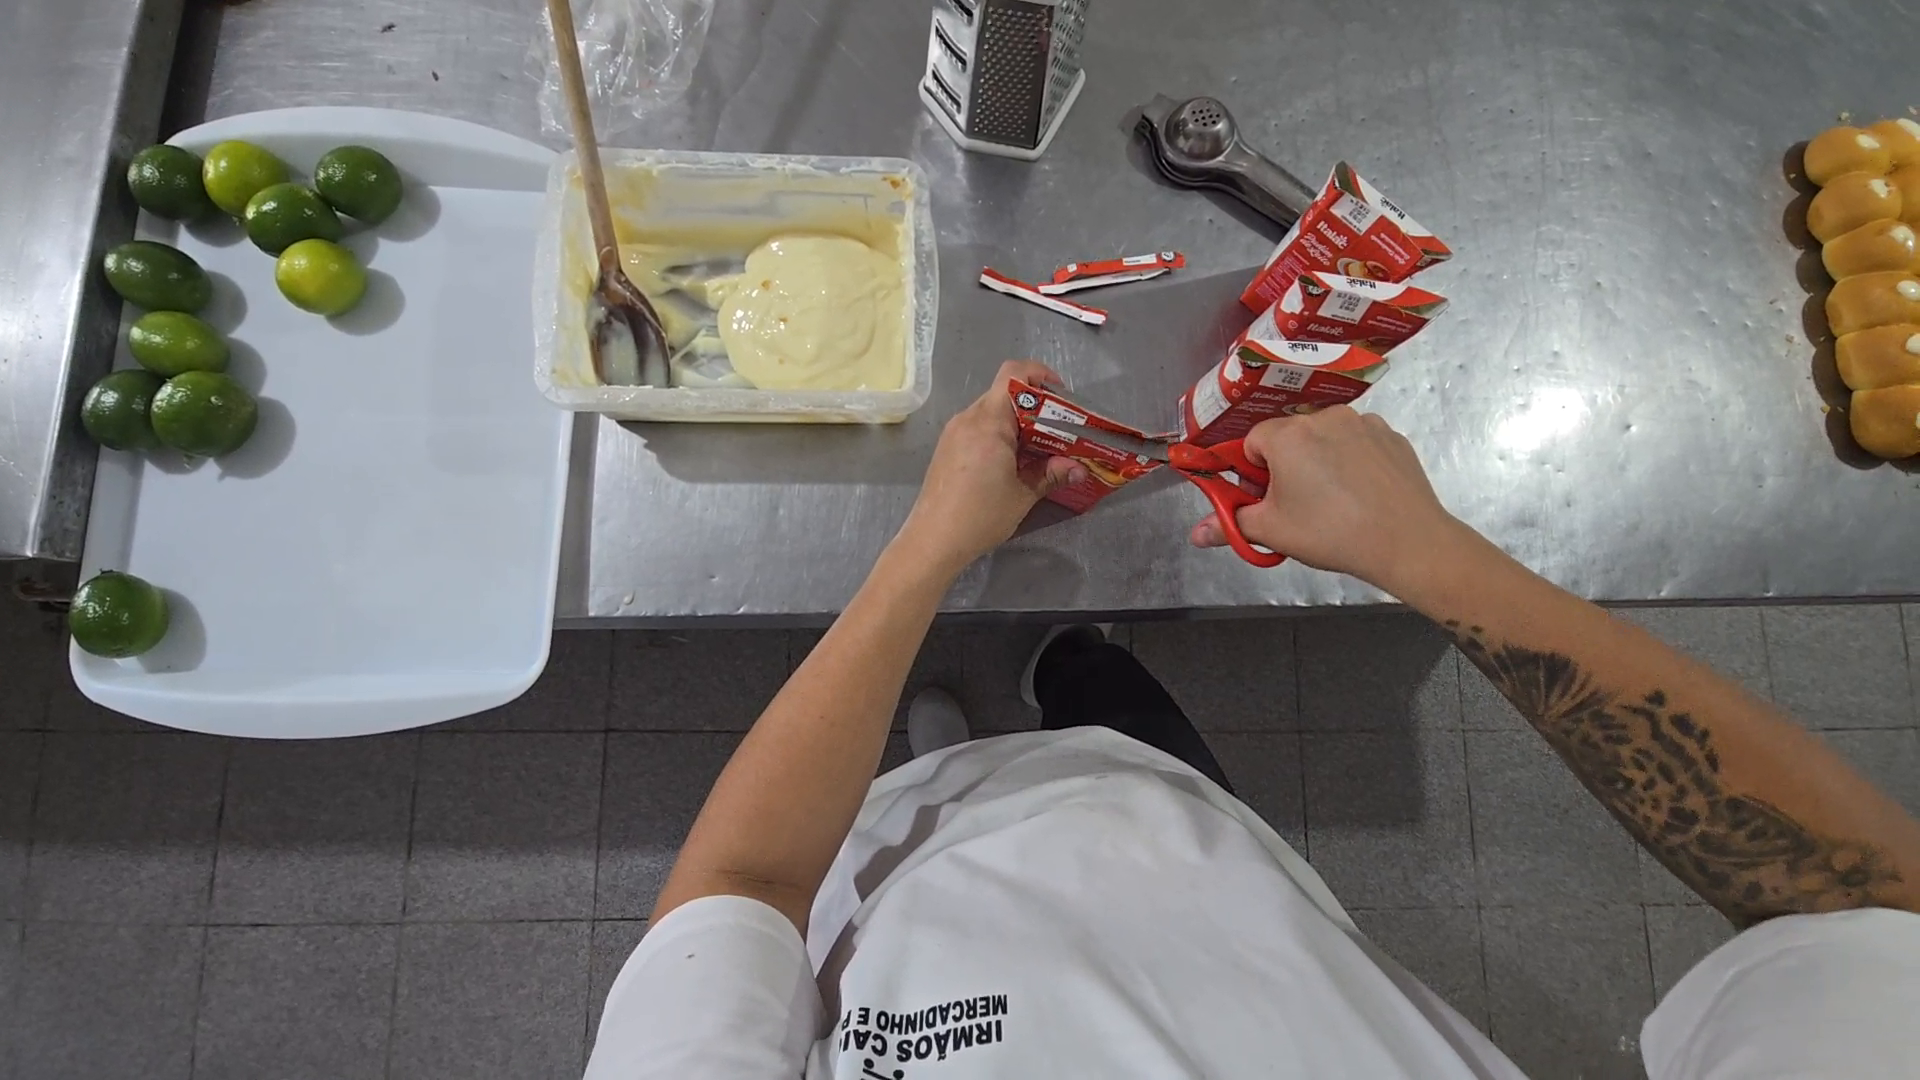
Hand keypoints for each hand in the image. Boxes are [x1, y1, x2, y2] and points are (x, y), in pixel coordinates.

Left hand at [900, 361, 1086, 574]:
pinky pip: (979, 429)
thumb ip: (1051, 474)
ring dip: (1018, 425)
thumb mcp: (1022, 495)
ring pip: (992, 413)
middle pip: (1006, 395)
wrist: (932, 541)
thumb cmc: (980, 516)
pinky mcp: (947, 449)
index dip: (1041, 375)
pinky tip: (1013, 463)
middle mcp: (968, 419)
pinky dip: (1000, 436)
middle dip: (1036, 408)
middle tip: (1060, 432)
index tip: (1061, 397)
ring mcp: (954, 433)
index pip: (1014, 374)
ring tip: (1040, 451)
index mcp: (988, 422)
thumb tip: (1079, 468)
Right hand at [1189, 407, 1462, 588]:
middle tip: (1296, 505)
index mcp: (1287, 435)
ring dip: (1318, 460)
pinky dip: (1351, 460)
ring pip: (1323, 438)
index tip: (1265, 498)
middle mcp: (1324, 417)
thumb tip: (1195, 535)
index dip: (1252, 472)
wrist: (1408, 542)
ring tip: (1332, 500)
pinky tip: (1360, 492)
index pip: (1251, 442)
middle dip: (1284, 466)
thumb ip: (1228, 524)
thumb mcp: (1270, 532)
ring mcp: (1363, 423)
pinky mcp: (1391, 435)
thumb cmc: (1331, 533)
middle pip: (1287, 437)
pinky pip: (1356, 442)